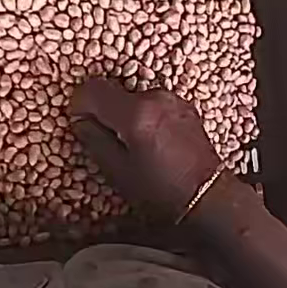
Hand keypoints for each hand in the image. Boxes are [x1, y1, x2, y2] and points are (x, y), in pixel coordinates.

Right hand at [70, 76, 224, 221]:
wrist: (207, 198)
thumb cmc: (161, 192)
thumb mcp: (118, 172)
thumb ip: (94, 140)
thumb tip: (81, 121)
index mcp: (136, 114)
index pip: (93, 89)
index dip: (79, 104)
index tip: (79, 122)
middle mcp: (156, 98)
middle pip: (115, 92)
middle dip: (104, 112)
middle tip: (105, 140)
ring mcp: (174, 100)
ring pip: (134, 98)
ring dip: (125, 115)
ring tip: (131, 147)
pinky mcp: (185, 107)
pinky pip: (154, 105)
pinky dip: (145, 117)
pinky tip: (150, 144)